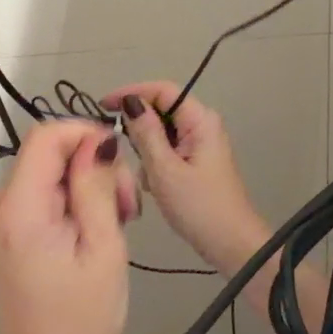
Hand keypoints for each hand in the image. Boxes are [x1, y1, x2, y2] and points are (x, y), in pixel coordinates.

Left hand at [0, 121, 136, 333]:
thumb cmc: (83, 319)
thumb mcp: (102, 247)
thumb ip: (95, 186)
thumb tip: (98, 140)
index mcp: (18, 209)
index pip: (45, 136)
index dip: (85, 135)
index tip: (120, 163)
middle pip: (47, 156)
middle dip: (93, 168)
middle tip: (127, 210)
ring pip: (47, 176)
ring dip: (85, 189)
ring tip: (116, 226)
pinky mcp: (3, 236)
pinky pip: (39, 199)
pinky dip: (70, 205)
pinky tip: (93, 234)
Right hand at [101, 82, 269, 273]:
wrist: (230, 244)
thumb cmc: (198, 206)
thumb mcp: (164, 169)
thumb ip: (145, 133)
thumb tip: (130, 102)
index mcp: (200, 120)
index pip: (162, 90)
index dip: (131, 92)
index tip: (102, 106)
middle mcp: (202, 126)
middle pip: (160, 110)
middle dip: (139, 129)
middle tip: (123, 152)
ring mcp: (200, 145)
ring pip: (160, 134)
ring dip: (146, 152)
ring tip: (147, 178)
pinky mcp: (195, 163)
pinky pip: (167, 152)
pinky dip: (155, 165)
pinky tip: (156, 187)